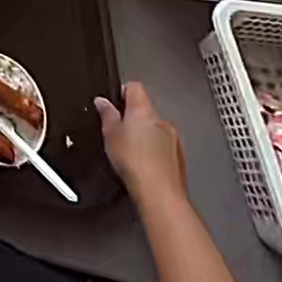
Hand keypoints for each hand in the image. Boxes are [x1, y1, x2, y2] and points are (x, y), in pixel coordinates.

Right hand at [96, 82, 185, 202]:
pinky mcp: (179, 157)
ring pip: (155, 128)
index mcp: (143, 110)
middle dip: (131, 117)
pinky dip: (154, 149)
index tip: (112, 104)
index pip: (134, 87)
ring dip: (144, 134)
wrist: (159, 193)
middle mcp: (162, 120)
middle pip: (144, 109)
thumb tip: (102, 101)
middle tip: (116, 130)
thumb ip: (106, 114)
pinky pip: (164, 145)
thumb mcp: (110, 133)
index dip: (121, 93)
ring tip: (129, 150)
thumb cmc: (133, 160)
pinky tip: (143, 162)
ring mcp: (173, 139)